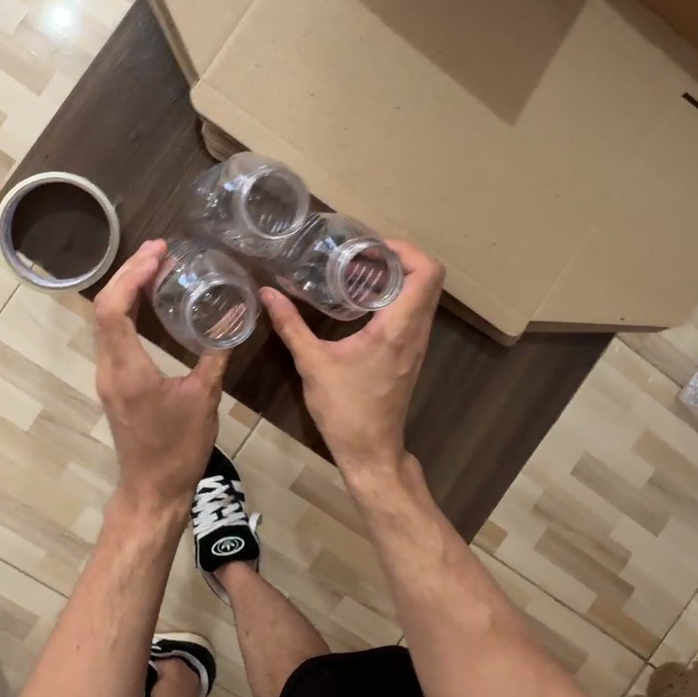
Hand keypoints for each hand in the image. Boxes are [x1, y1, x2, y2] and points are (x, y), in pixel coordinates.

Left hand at [94, 240, 228, 515]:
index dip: (131, 276)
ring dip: (126, 288)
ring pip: (105, 319)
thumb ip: (215, 356)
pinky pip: (113, 334)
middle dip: (128, 273)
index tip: (158, 253)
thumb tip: (232, 319)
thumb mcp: (205, 400)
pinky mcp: (114, 382)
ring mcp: (108, 375)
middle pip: (105, 308)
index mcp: (128, 371)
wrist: (153, 489)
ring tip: (155, 264)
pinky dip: (127, 308)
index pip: (114, 310)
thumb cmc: (179, 449)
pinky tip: (149, 299)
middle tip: (159, 249)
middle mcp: (109, 368)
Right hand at [260, 240, 443, 480]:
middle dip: (400, 257)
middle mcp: (416, 331)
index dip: (406, 250)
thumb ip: (291, 325)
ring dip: (399, 276)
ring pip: (424, 295)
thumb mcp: (312, 363)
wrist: (370, 450)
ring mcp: (417, 343)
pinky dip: (396, 296)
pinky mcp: (410, 353)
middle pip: (429, 278)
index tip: (372, 246)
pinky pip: (414, 312)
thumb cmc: (345, 409)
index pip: (426, 273)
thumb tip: (268, 293)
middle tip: (362, 253)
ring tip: (359, 270)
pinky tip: (361, 300)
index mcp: (398, 327)